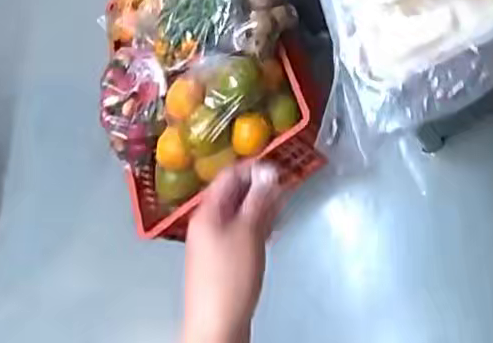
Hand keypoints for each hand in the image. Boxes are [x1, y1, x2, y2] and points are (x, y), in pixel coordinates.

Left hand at [181, 161, 287, 342]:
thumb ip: (259, 199)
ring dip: (262, 205)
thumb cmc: (230, 279)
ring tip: (284, 200)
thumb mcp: (248, 232)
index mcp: (207, 212)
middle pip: (235, 194)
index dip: (253, 167)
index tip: (276, 166)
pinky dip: (259, 224)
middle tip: (284, 182)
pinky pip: (243, 231)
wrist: (217, 330)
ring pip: (241, 212)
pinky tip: (275, 225)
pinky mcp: (226, 260)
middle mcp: (209, 224)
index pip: (229, 175)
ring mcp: (216, 243)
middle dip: (260, 186)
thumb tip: (269, 172)